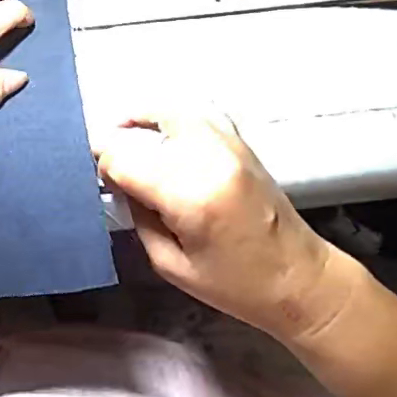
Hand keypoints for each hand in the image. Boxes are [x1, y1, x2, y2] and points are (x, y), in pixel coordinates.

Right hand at [94, 108, 365, 342]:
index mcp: (190, 196)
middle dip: (117, 144)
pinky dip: (170, 116)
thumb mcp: (169, 263)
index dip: (101, 163)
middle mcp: (209, 159)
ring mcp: (228, 144)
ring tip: (124, 136)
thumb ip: (137, 216)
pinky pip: (195, 113)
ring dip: (140, 122)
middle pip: (141, 131)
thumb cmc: (235, 284)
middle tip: (107, 162)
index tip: (95, 176)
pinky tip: (157, 130)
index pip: (124, 159)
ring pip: (168, 111)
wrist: (300, 278)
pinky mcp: (239, 141)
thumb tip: (116, 182)